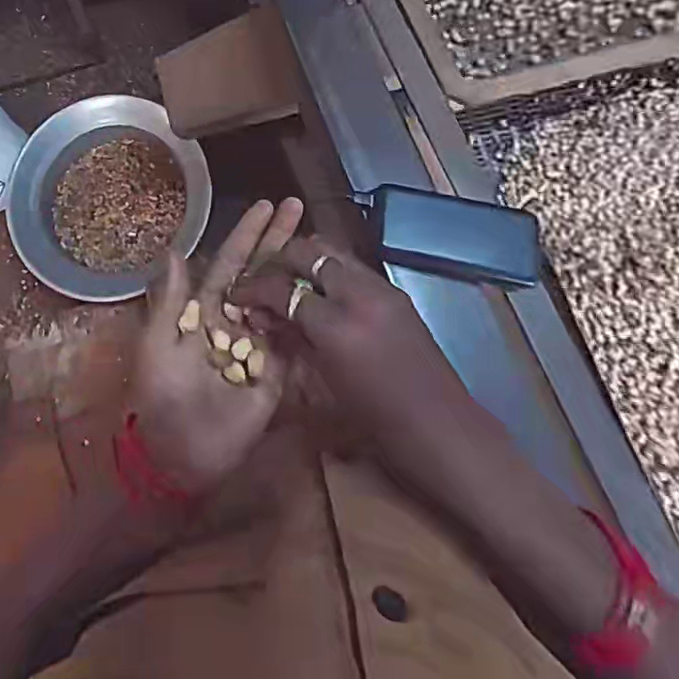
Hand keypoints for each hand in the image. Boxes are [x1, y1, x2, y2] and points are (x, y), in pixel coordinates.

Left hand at [130, 198, 303, 494]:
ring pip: (282, 299)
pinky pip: (295, 340)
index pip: (230, 263)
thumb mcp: (158, 341)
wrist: (180, 449)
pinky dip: (309, 317)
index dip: (247, 235)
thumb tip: (174, 250)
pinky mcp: (277, 372)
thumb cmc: (161, 393)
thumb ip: (171, 298)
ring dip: (298, 271)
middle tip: (299, 207)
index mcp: (203, 308)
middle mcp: (234, 319)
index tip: (267, 207)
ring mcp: (258, 344)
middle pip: (262, 272)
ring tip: (319, 241)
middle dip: (279, 240)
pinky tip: (327, 292)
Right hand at [229, 236, 460, 441]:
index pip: (282, 288)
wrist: (442, 428)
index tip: (237, 293)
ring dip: (304, 260)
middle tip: (261, 279)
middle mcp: (360, 296)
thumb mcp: (325, 378)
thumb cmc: (377, 419)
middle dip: (277, 261)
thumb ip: (294, 338)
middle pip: (307, 252)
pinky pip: (353, 266)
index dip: (253, 288)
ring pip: (332, 251)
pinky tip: (319, 292)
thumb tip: (265, 315)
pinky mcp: (396, 293)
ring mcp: (383, 289)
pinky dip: (329, 270)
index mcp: (337, 326)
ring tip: (288, 280)